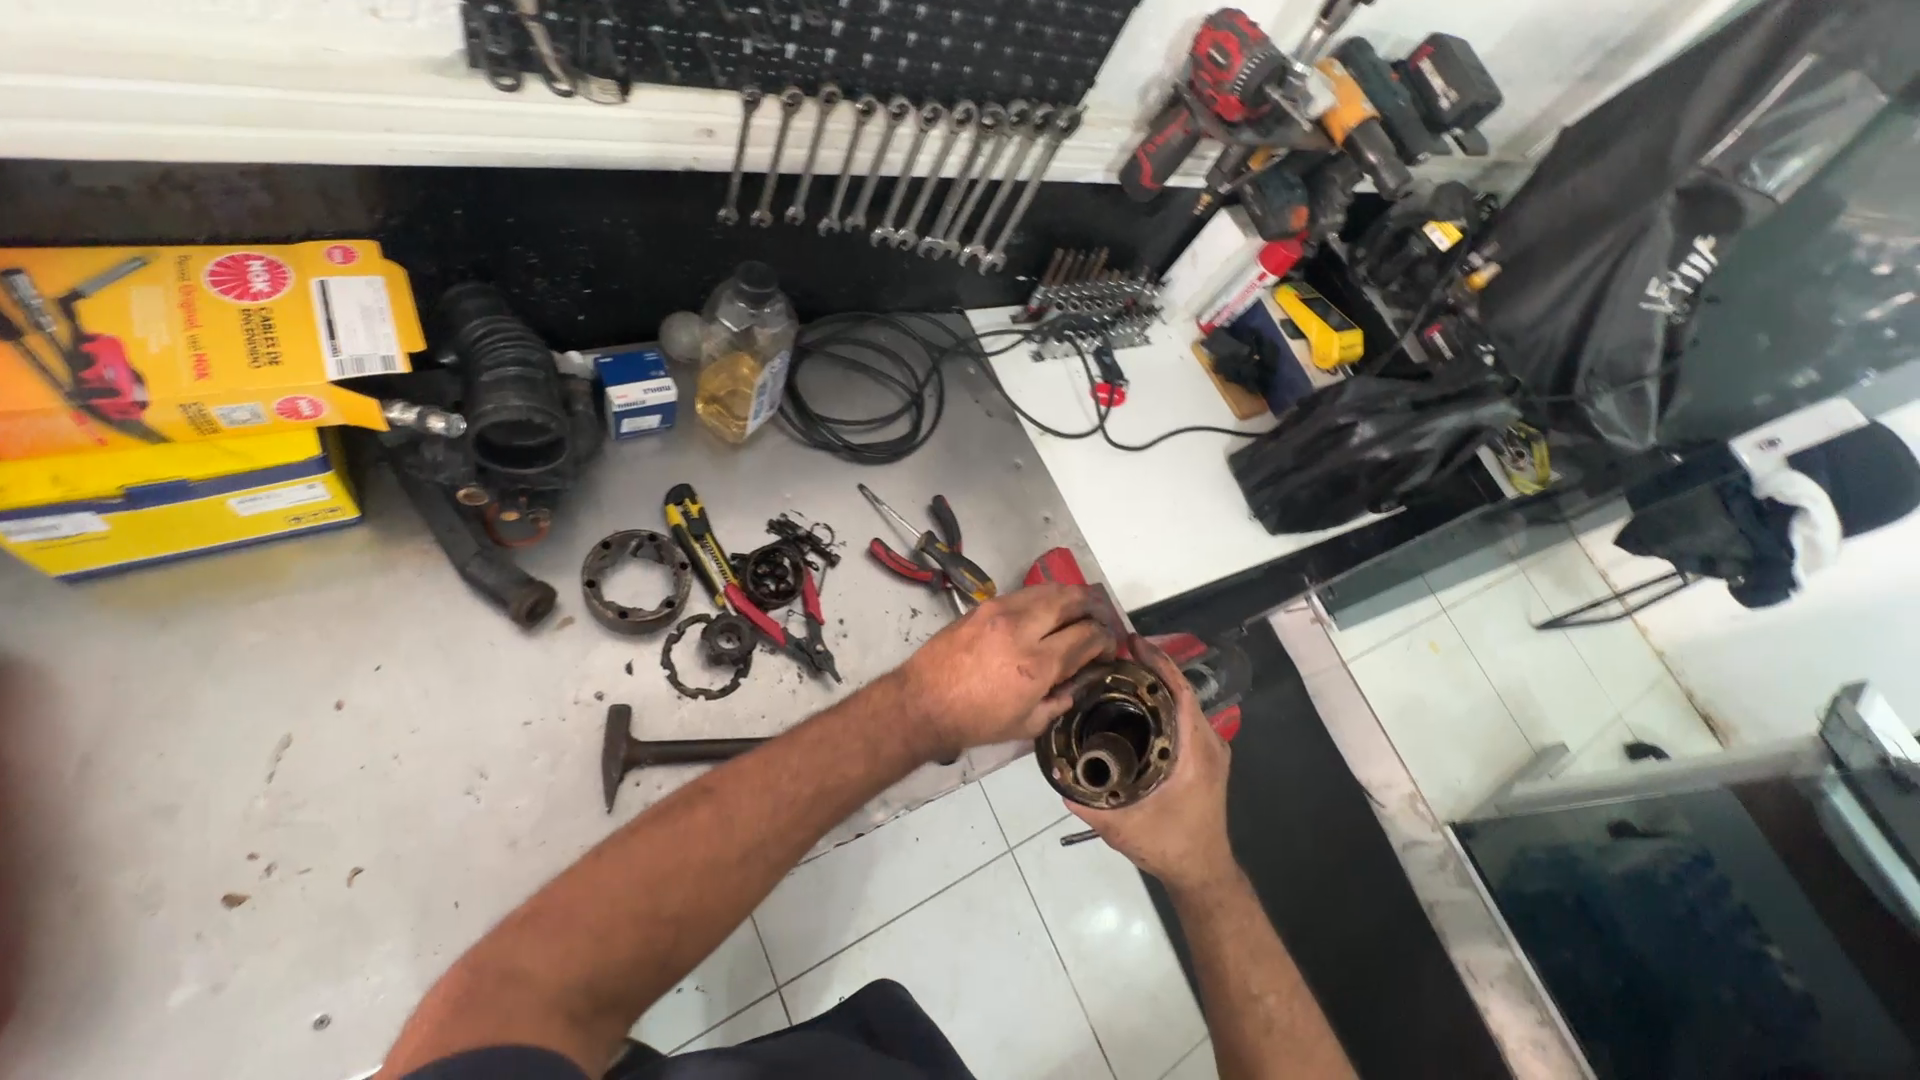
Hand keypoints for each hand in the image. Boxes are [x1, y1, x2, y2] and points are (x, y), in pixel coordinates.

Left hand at [892, 584, 1115, 761]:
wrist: (923, 702)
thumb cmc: (975, 721)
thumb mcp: (1026, 724)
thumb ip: (1060, 701)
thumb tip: (1079, 681)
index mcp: (1037, 664)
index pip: (1088, 635)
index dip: (1106, 640)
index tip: (1108, 649)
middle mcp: (1022, 629)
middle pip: (1074, 600)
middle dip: (1096, 609)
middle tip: (1101, 621)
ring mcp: (1001, 611)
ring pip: (1050, 589)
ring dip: (1072, 597)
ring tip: (1080, 611)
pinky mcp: (984, 605)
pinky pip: (1025, 593)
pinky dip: (1044, 598)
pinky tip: (1047, 612)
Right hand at [1066, 635, 1236, 893]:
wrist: (1202, 871)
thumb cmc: (1170, 846)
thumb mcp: (1124, 827)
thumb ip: (1089, 804)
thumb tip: (1056, 776)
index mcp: (1195, 751)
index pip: (1180, 693)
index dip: (1158, 664)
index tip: (1132, 642)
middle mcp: (1207, 743)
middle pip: (1182, 690)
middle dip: (1151, 666)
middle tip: (1116, 651)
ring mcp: (1208, 748)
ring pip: (1184, 701)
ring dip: (1157, 682)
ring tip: (1121, 669)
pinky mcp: (1203, 755)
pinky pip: (1183, 716)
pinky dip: (1161, 700)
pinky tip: (1134, 701)